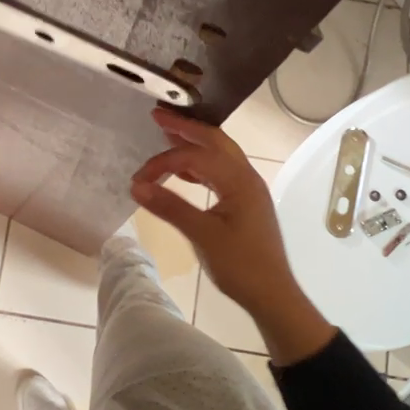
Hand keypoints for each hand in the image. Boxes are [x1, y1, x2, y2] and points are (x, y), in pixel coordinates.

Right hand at [130, 108, 336, 364]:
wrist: (272, 294)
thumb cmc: (240, 266)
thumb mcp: (202, 236)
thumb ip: (170, 207)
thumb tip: (136, 186)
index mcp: (239, 180)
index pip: (195, 157)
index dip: (163, 163)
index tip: (138, 179)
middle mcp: (247, 177)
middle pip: (214, 141)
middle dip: (185, 128)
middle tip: (157, 115)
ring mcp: (248, 189)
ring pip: (219, 155)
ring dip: (194, 144)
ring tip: (167, 135)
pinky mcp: (246, 202)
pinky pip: (221, 171)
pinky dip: (200, 165)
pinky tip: (184, 173)